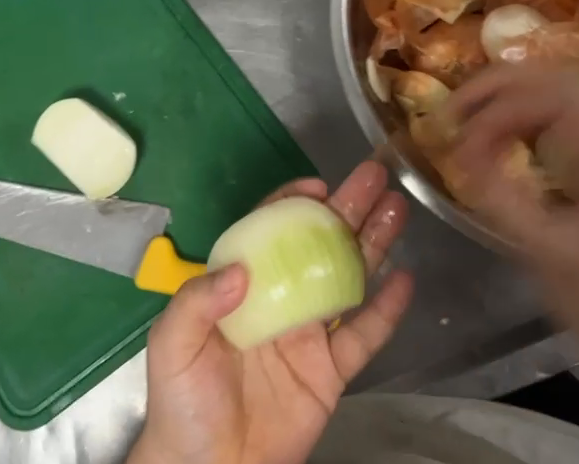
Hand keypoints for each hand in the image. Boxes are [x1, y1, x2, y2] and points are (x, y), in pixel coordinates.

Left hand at [127, 160, 414, 463]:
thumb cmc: (183, 399)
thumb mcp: (173, 342)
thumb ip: (199, 300)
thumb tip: (241, 269)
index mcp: (239, 284)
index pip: (269, 231)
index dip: (293, 205)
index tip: (320, 187)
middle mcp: (278, 298)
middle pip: (317, 246)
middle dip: (346, 210)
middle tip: (376, 178)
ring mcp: (308, 334)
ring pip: (347, 279)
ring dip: (372, 244)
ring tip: (398, 211)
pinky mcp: (331, 372)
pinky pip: (363, 336)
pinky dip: (386, 309)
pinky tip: (405, 279)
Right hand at [449, 64, 578, 375]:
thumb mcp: (549, 254)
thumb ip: (500, 195)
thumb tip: (457, 149)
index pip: (557, 99)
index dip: (496, 106)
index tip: (455, 132)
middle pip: (564, 85)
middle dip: (500, 92)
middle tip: (453, 112)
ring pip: (569, 97)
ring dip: (514, 102)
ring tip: (471, 122)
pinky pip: (578, 122)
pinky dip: (534, 121)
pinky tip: (506, 137)